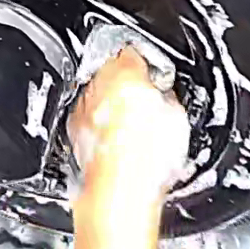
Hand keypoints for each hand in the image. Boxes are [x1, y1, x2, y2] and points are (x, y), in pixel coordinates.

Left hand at [66, 46, 189, 194]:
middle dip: (125, 81)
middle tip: (143, 100)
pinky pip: (89, 116)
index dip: (145, 61)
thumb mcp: (176, 118)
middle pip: (112, 68)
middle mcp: (100, 83)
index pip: (133, 50)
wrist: (120, 198)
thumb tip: (164, 98)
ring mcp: (84, 107)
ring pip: (98, 92)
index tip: (152, 73)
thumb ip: (166, 96)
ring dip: (111, 102)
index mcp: (126, 70)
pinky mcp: (74, 132)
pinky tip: (115, 141)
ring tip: (130, 125)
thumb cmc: (148, 159)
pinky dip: (99, 123)